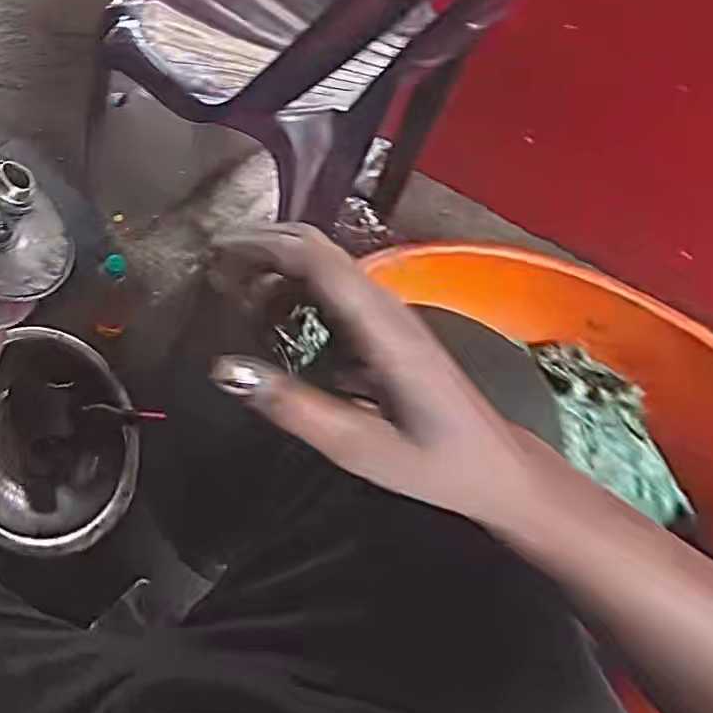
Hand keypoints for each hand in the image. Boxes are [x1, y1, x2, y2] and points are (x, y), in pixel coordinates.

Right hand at [207, 224, 566, 534]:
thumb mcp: (357, 447)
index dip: (259, 245)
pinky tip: (268, 313)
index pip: (315, 257)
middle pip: (314, 245)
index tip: (215, 253)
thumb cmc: (434, 462)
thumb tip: (224, 369)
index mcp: (381, 326)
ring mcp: (386, 308)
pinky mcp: (382, 320)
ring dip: (270, 263)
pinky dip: (288, 284)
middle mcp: (383, 303)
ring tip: (230, 290)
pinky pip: (327, 283)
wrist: (500, 468)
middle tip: (213, 269)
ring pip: (319, 259)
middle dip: (257, 246)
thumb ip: (291, 406)